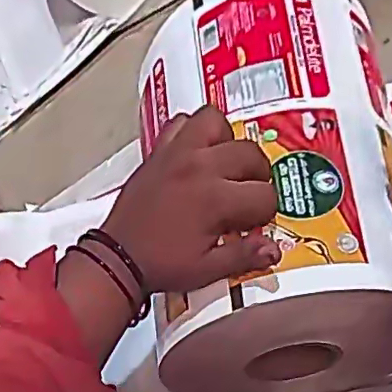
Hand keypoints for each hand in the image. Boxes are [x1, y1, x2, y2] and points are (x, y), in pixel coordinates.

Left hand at [101, 105, 280, 293]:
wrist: (119, 259)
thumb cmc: (159, 264)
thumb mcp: (207, 269)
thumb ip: (244, 256)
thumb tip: (273, 250)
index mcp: (216, 200)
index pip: (264, 196)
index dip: (264, 214)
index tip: (252, 225)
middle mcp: (199, 168)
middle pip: (250, 155)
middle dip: (258, 178)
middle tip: (248, 198)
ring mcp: (177, 155)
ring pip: (217, 123)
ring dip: (228, 142)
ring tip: (225, 167)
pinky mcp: (159, 152)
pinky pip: (181, 122)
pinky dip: (194, 131)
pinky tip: (196, 155)